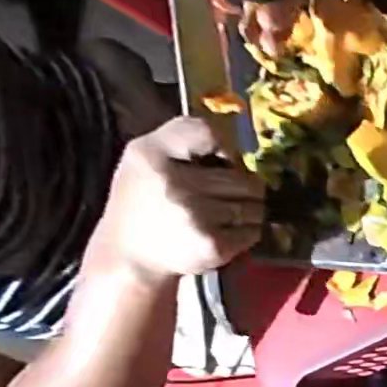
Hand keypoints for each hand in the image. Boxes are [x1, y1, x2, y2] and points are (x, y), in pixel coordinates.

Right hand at [94, 117, 262, 280]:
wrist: (131, 255)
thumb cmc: (145, 201)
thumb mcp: (148, 159)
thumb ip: (185, 139)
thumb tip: (239, 141)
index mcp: (151, 153)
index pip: (207, 132)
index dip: (226, 147)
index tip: (224, 161)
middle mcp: (173, 183)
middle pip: (244, 179)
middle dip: (244, 189)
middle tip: (225, 198)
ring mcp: (195, 216)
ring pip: (254, 207)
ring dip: (249, 212)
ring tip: (224, 217)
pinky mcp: (212, 245)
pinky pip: (253, 232)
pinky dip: (247, 233)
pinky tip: (224, 234)